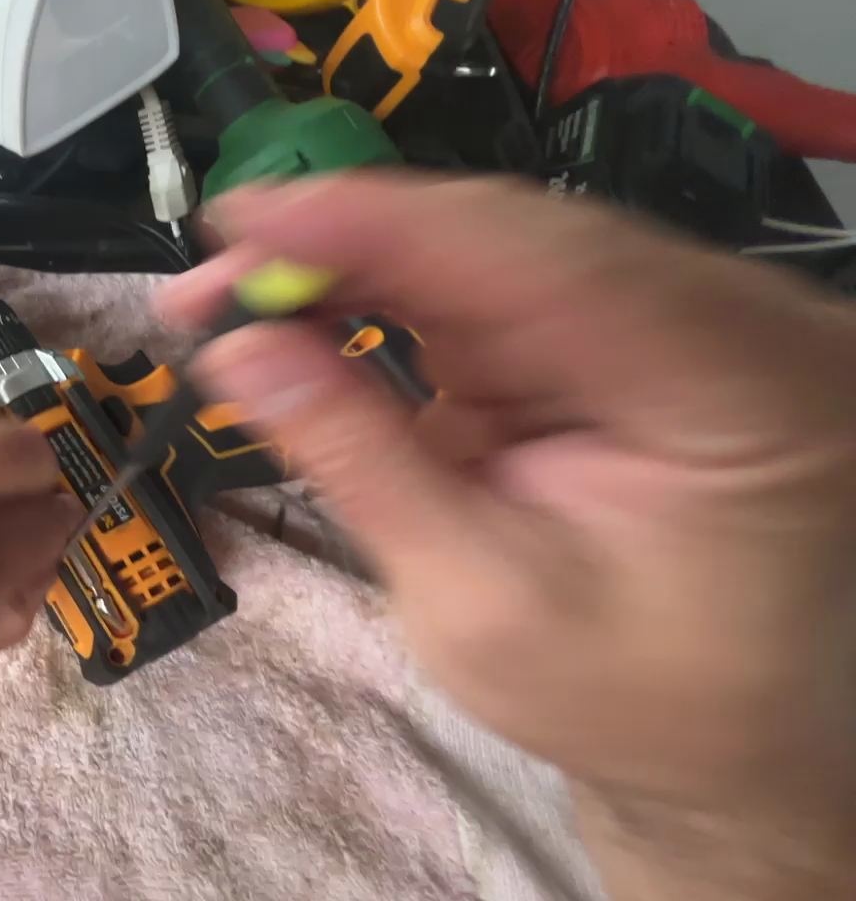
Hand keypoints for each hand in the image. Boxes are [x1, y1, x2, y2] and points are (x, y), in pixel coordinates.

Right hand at [157, 176, 855, 894]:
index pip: (543, 263)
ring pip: (452, 242)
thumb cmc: (622, 688)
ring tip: (216, 297)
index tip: (247, 219)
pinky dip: (348, 287)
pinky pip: (440, 279)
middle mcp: (705, 318)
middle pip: (490, 233)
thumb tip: (237, 354)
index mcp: (741, 387)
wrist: (704, 722)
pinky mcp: (564, 332)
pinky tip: (280, 304)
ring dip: (323, 260)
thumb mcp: (476, 597)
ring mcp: (633, 317)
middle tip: (200, 283)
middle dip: (328, 242)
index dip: (380, 227)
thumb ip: (357, 461)